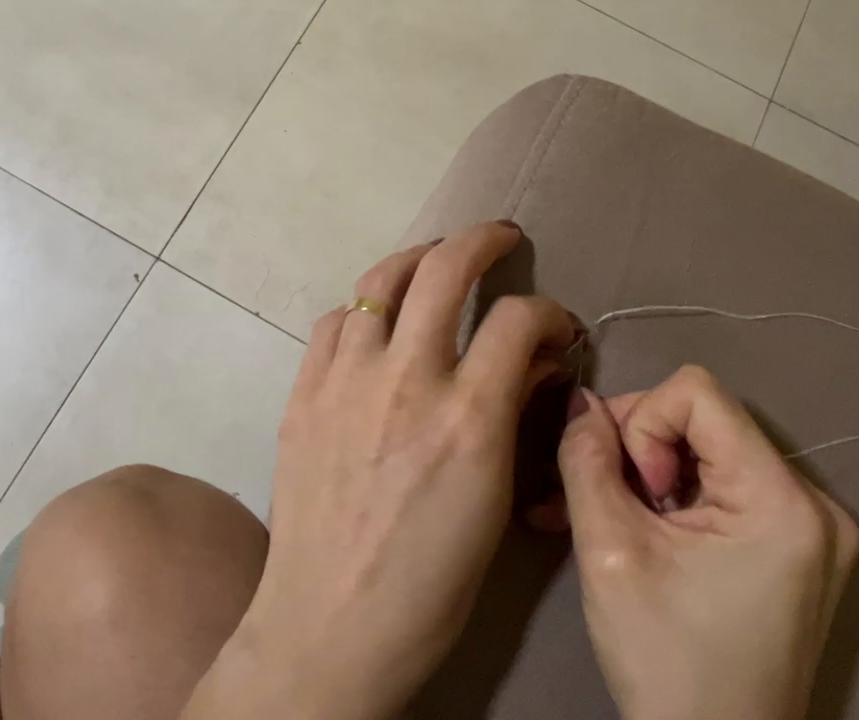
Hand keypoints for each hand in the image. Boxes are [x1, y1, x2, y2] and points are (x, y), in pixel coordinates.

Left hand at [185, 221, 578, 719]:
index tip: (554, 325)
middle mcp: (405, 380)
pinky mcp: (304, 392)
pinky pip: (335, 322)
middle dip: (482, 239)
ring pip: (381, 280)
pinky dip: (364, 309)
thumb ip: (514, 412)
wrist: (332, 622)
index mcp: (466, 417)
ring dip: (417, 260)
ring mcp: (346, 380)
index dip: (547, 310)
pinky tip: (376, 324)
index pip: (517, 319)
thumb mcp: (495, 500)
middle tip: (501, 236)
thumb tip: (535, 358)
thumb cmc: (431, 581)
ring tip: (434, 262)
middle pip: (444, 268)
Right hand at [557, 366, 858, 719]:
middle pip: (704, 417)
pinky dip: (678, 495)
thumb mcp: (608, 553)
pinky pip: (725, 483)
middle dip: (642, 449)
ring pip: (708, 448)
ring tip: (617, 520)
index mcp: (782, 501)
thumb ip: (586, 463)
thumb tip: (580, 404)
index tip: (634, 491)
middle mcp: (814, 501)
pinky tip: (646, 529)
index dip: (642, 422)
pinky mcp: (798, 546)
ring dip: (652, 473)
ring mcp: (812, 526)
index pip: (697, 393)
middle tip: (611, 505)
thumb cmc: (666, 662)